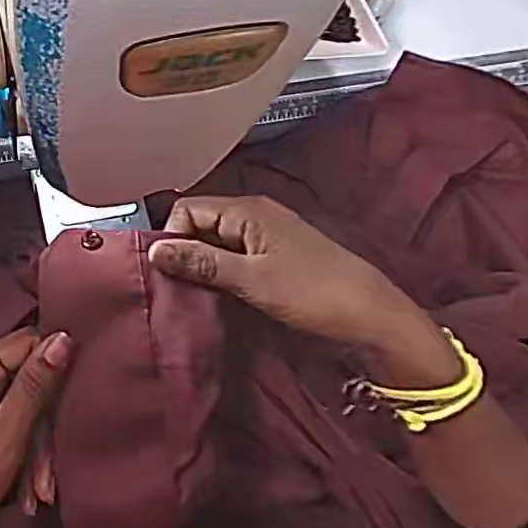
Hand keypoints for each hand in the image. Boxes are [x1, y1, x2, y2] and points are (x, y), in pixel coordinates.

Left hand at [0, 326, 72, 527]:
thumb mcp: (8, 434)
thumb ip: (37, 383)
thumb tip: (65, 336)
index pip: (29, 341)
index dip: (58, 366)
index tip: (79, 398)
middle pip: (27, 377)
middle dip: (45, 424)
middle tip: (51, 471)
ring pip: (22, 406)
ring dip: (36, 448)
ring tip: (39, 492)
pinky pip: (7, 423)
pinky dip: (21, 454)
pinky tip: (27, 492)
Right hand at [148, 196, 455, 382]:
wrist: (373, 317)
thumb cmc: (313, 292)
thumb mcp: (251, 279)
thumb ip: (200, 262)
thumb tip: (154, 250)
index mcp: (247, 210)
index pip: (186, 210)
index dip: (171, 237)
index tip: (168, 272)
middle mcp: (254, 214)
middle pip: (199, 224)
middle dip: (184, 251)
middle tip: (179, 287)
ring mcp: (265, 234)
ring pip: (214, 242)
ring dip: (202, 264)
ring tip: (197, 293)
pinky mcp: (274, 254)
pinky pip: (233, 255)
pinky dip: (221, 271)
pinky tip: (221, 293)